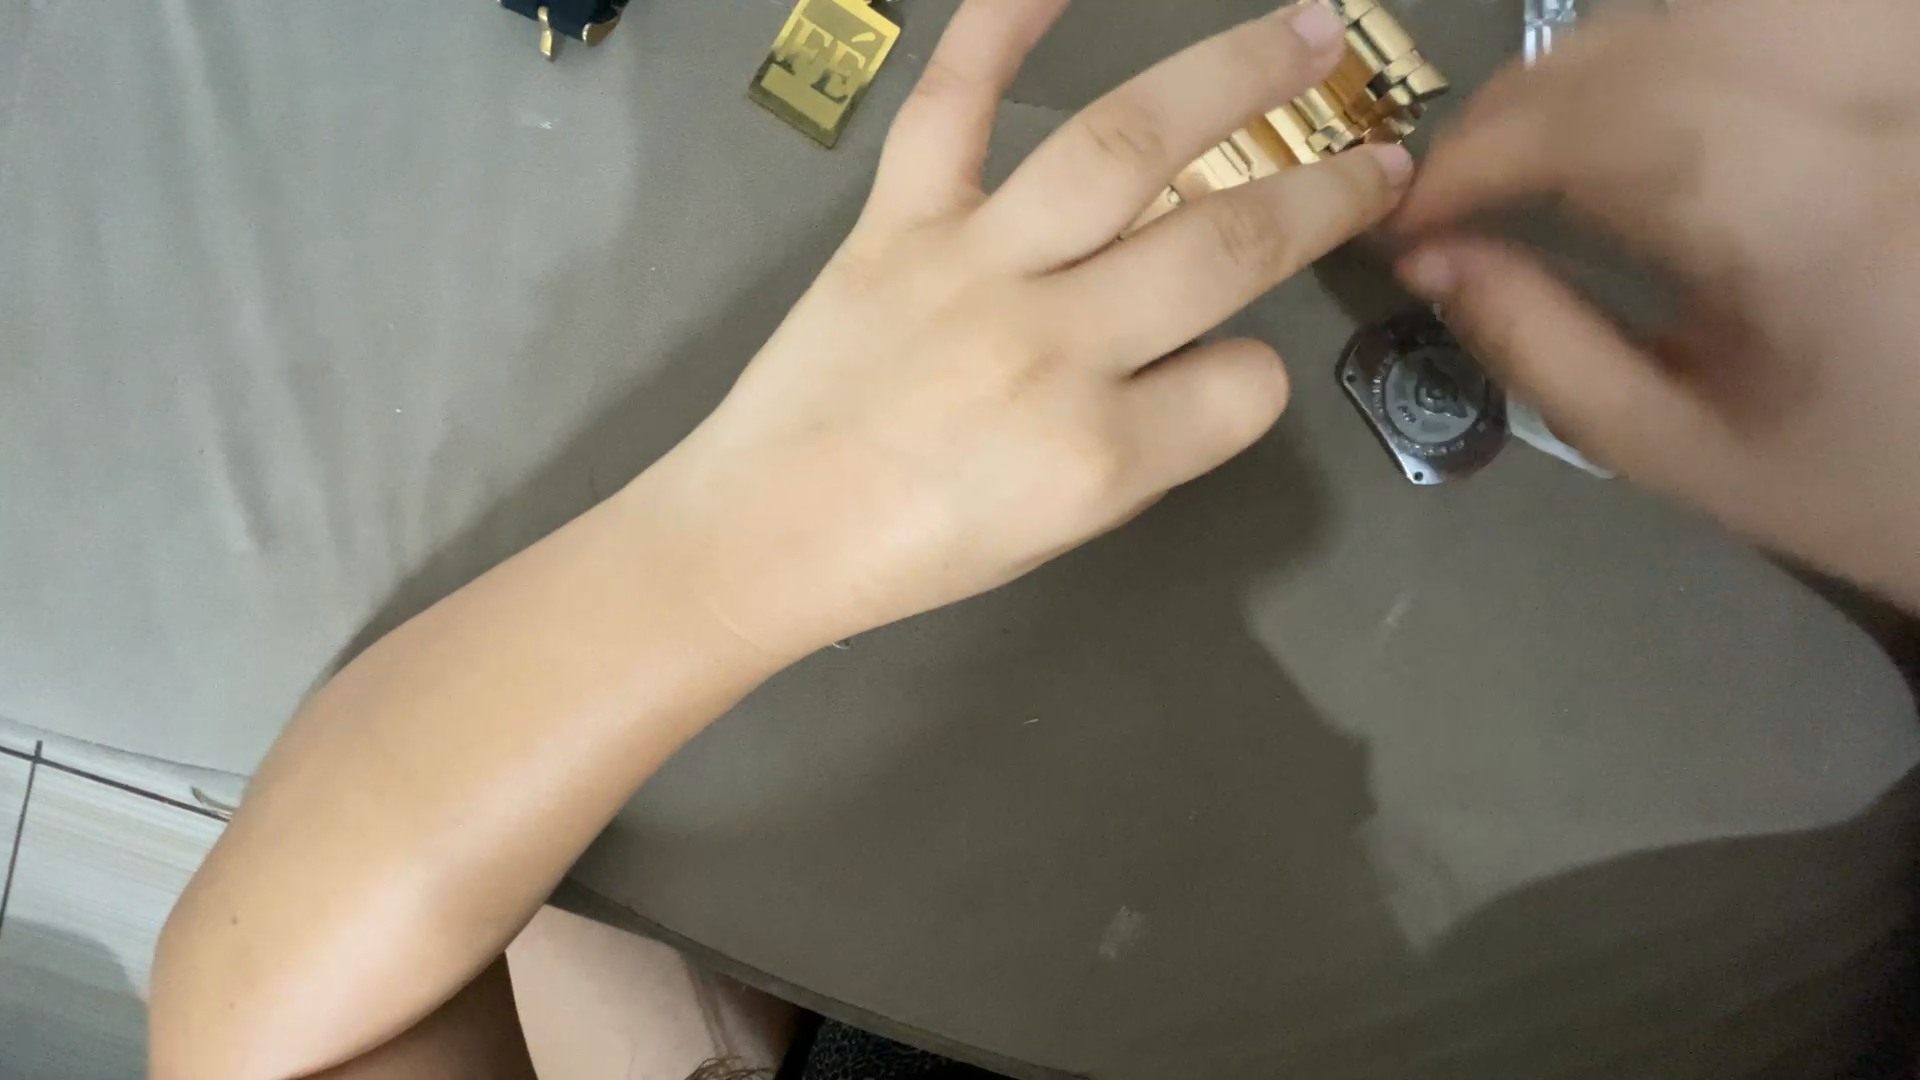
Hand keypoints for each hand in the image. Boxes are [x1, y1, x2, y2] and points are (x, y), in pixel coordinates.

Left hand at [642, 0, 1411, 655]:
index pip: (1245, 390)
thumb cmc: (911, 556)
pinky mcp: (893, 227)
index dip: (1255, 380)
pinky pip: (952, 102)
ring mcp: (972, 270)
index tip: (1233, 368)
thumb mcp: (1056, 533)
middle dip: (1320, 197)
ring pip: (1123, 146)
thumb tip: (1207, 361)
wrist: (765, 533)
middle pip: (1224, 246)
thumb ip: (1147, 449)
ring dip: (1235, 74)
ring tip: (1313, 29)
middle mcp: (1053, 349)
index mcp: (1100, 456)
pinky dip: (1002, 20)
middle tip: (1374, 158)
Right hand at [1392, 0, 1919, 608]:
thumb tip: (1426, 259)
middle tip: (1442, 190)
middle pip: (1652, 43)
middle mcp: (1891, 108)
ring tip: (1515, 149)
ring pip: (1715, 4)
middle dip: (1506, 112)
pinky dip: (1664, 43)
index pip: (1606, 129)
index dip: (1475, 157)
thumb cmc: (1837, 472)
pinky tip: (1620, 107)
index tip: (1401, 221)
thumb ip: (1528, 342)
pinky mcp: (1914, 72)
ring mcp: (1918, 73)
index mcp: (1816, 227)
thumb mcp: (1651, 439)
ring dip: (1577, 70)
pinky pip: (1782, 12)